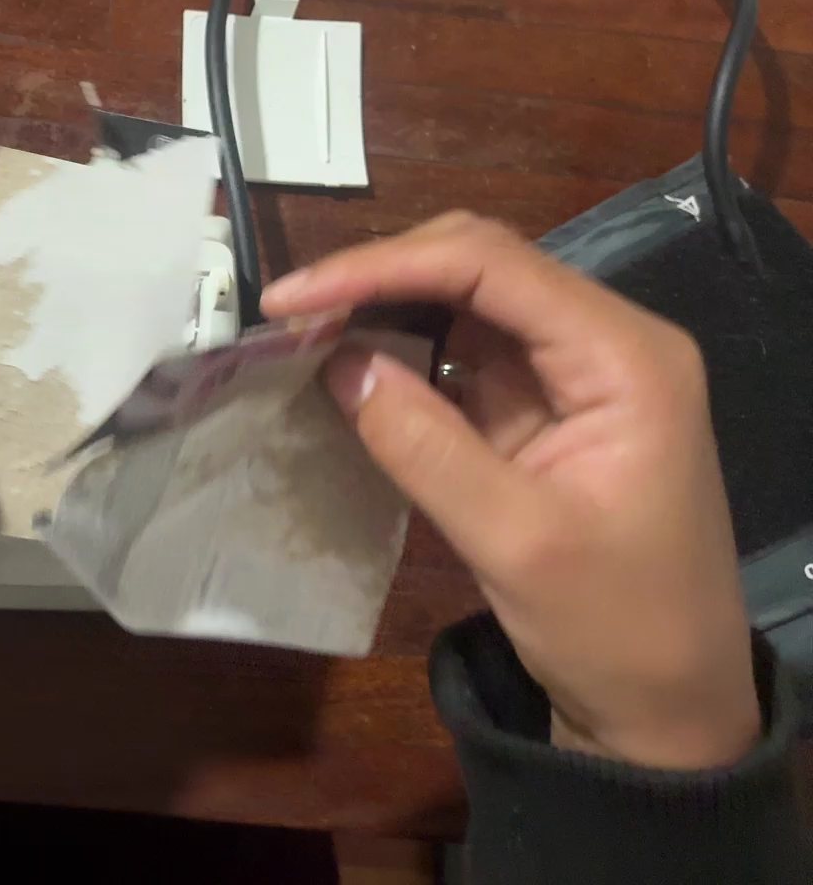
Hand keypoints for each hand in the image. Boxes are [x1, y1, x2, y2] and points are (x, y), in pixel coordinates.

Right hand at [263, 212, 759, 770]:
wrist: (659, 687)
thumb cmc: (611, 619)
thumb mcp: (512, 538)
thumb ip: (422, 443)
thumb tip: (335, 362)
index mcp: (622, 358)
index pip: (487, 267)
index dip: (378, 268)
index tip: (288, 301)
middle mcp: (593, 339)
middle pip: (470, 258)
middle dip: (370, 272)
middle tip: (287, 312)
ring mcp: (557, 364)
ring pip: (450, 289)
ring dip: (369, 299)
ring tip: (297, 329)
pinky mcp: (520, 392)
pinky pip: (438, 338)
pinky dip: (378, 337)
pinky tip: (335, 355)